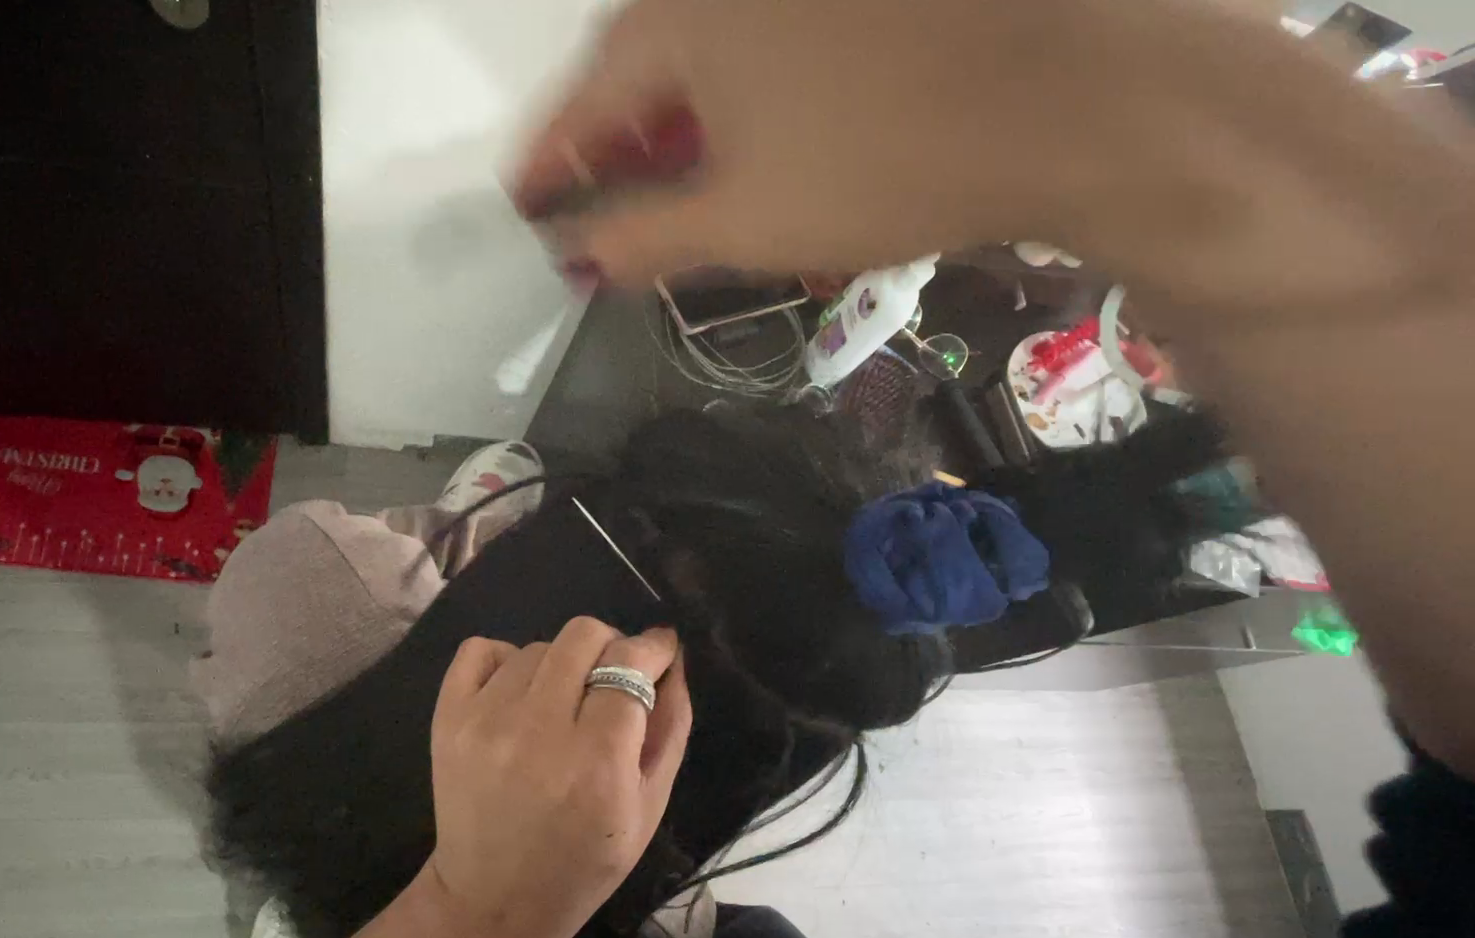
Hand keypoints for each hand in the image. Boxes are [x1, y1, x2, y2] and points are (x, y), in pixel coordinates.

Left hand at [423, 618, 692, 937]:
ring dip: (562, 665)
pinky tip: (518, 696)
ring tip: (562, 707)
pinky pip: (482, 648)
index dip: (652, 650)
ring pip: (539, 645)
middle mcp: (536, 731)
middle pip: (583, 636)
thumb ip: (670, 727)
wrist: (492, 899)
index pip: (629, 664)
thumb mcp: (649, 808)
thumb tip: (673, 659)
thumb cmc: (583, 863)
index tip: (659, 652)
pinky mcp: (447, 717)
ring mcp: (484, 720)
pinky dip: (507, 660)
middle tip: (612, 680)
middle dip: (611, 647)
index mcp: (596, 763)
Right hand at [512, 0, 1215, 286]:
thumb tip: (574, 258)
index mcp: (684, 22)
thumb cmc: (882, 168)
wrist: (1071, 102)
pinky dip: (726, 106)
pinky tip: (737, 148)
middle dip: (607, 148)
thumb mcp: (743, 222)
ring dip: (668, 131)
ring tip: (662, 191)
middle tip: (590, 209)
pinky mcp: (843, 3)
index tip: (518, 206)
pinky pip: (752, 52)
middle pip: (636, 72)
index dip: (547, 162)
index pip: (584, 103)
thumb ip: (643, 240)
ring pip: (696, 60)